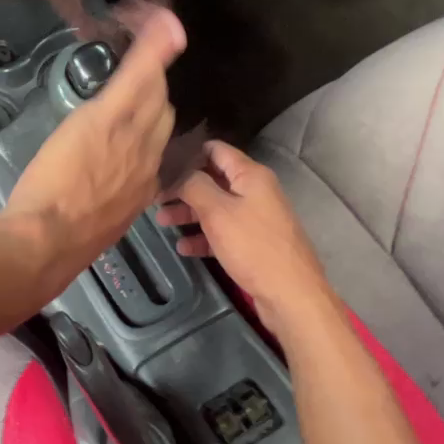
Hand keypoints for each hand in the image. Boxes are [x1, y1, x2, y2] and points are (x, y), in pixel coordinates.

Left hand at [4, 5, 185, 279]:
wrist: (51, 239)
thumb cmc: (66, 238)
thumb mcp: (99, 220)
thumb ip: (109, 196)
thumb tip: (106, 187)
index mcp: (145, 183)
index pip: (158, 140)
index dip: (152, 119)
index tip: (147, 106)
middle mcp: (148, 155)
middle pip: (161, 111)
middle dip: (152, 89)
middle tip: (141, 69)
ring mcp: (130, 134)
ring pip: (152, 90)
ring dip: (153, 63)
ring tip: (154, 30)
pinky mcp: (108, 117)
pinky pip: (137, 76)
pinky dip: (152, 47)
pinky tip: (163, 22)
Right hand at [156, 140, 340, 339]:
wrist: (290, 294)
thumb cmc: (252, 246)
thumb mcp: (217, 211)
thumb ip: (194, 185)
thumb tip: (179, 172)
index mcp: (250, 175)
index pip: (215, 150)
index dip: (188, 153)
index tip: (161, 161)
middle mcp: (255, 191)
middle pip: (213, 180)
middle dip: (183, 187)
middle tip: (154, 195)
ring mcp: (255, 218)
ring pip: (215, 207)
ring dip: (189, 213)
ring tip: (161, 221)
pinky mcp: (253, 243)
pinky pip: (223, 232)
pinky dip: (203, 236)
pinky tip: (183, 247)